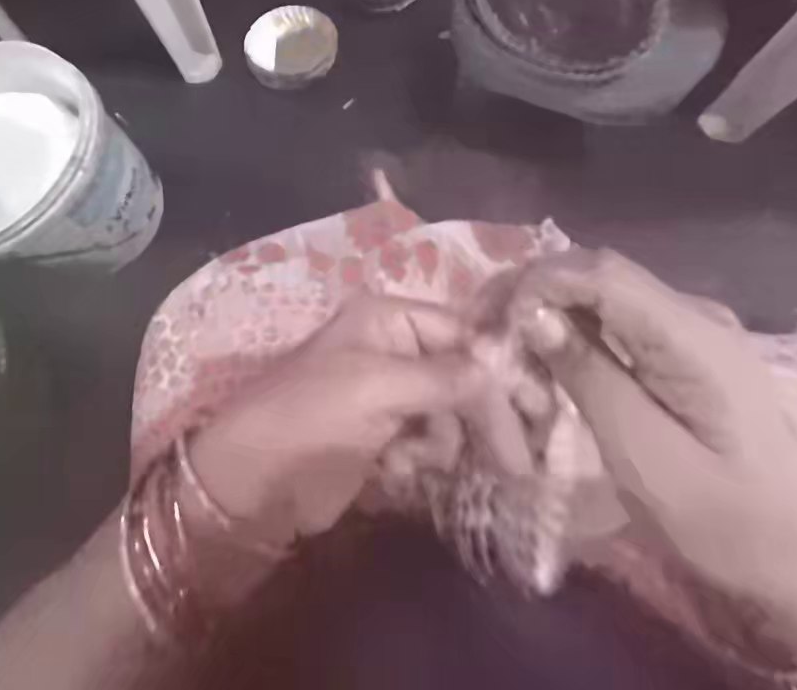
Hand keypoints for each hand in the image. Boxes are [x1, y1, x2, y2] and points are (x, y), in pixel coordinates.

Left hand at [186, 293, 492, 545]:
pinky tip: (393, 472)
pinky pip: (429, 441)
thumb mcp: (378, 387)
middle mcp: (391, 347)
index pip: (462, 333)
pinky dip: (420, 459)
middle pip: (463, 374)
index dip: (499, 369)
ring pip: (451, 413)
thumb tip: (507, 371)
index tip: (542, 410)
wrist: (254, 476)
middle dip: (481, 415)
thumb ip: (447, 378)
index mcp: (386, 319)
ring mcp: (388, 391)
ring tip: (413, 460)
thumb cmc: (311, 414)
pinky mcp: (385, 433)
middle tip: (514, 462)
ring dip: (442, 441)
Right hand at [504, 249, 796, 668]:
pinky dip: (565, 318)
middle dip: (530, 287)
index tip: (494, 323)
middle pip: (595, 269)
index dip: (537, 283)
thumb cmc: (716, 519)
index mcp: (697, 339)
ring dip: (543, 301)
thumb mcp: (642, 454)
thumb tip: (531, 313)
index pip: (601, 274)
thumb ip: (588, 375)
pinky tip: (541, 343)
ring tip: (503, 335)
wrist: (788, 563)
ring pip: (597, 284)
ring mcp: (690, 325)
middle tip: (483, 325)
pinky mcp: (678, 342)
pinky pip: (609, 309)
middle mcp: (696, 314)